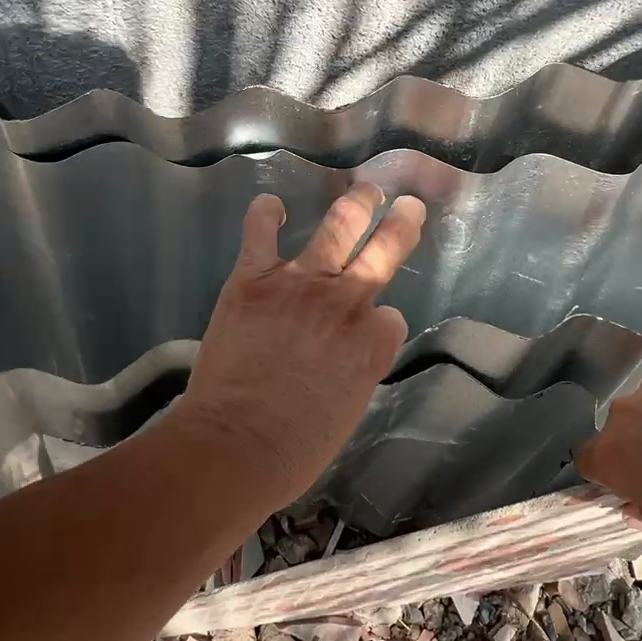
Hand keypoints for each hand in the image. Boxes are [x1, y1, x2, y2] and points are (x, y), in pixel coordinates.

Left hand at [177, 184, 426, 503]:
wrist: (234, 446)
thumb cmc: (294, 449)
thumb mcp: (348, 411)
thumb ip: (356, 367)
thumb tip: (350, 347)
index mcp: (373, 343)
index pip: (389, 317)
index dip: (378, 324)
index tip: (365, 335)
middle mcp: (346, 303)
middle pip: (385, 249)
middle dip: (401, 222)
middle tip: (407, 206)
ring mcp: (299, 284)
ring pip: (338, 226)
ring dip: (357, 204)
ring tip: (365, 191)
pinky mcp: (253, 278)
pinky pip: (262, 230)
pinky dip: (266, 213)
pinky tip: (271, 205)